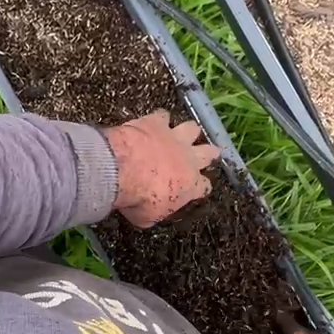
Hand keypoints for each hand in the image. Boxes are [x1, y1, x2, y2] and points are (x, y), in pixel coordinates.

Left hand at [104, 110, 219, 227]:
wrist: (124, 169)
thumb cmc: (138, 198)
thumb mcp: (146, 217)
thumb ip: (154, 212)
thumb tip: (148, 212)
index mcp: (190, 185)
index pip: (204, 186)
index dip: (200, 186)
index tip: (195, 187)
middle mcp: (188, 159)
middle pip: (208, 153)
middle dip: (209, 153)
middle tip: (209, 152)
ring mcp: (174, 138)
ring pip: (192, 128)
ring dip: (188, 131)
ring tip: (184, 133)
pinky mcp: (156, 122)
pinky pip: (163, 115)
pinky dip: (159, 118)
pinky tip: (154, 120)